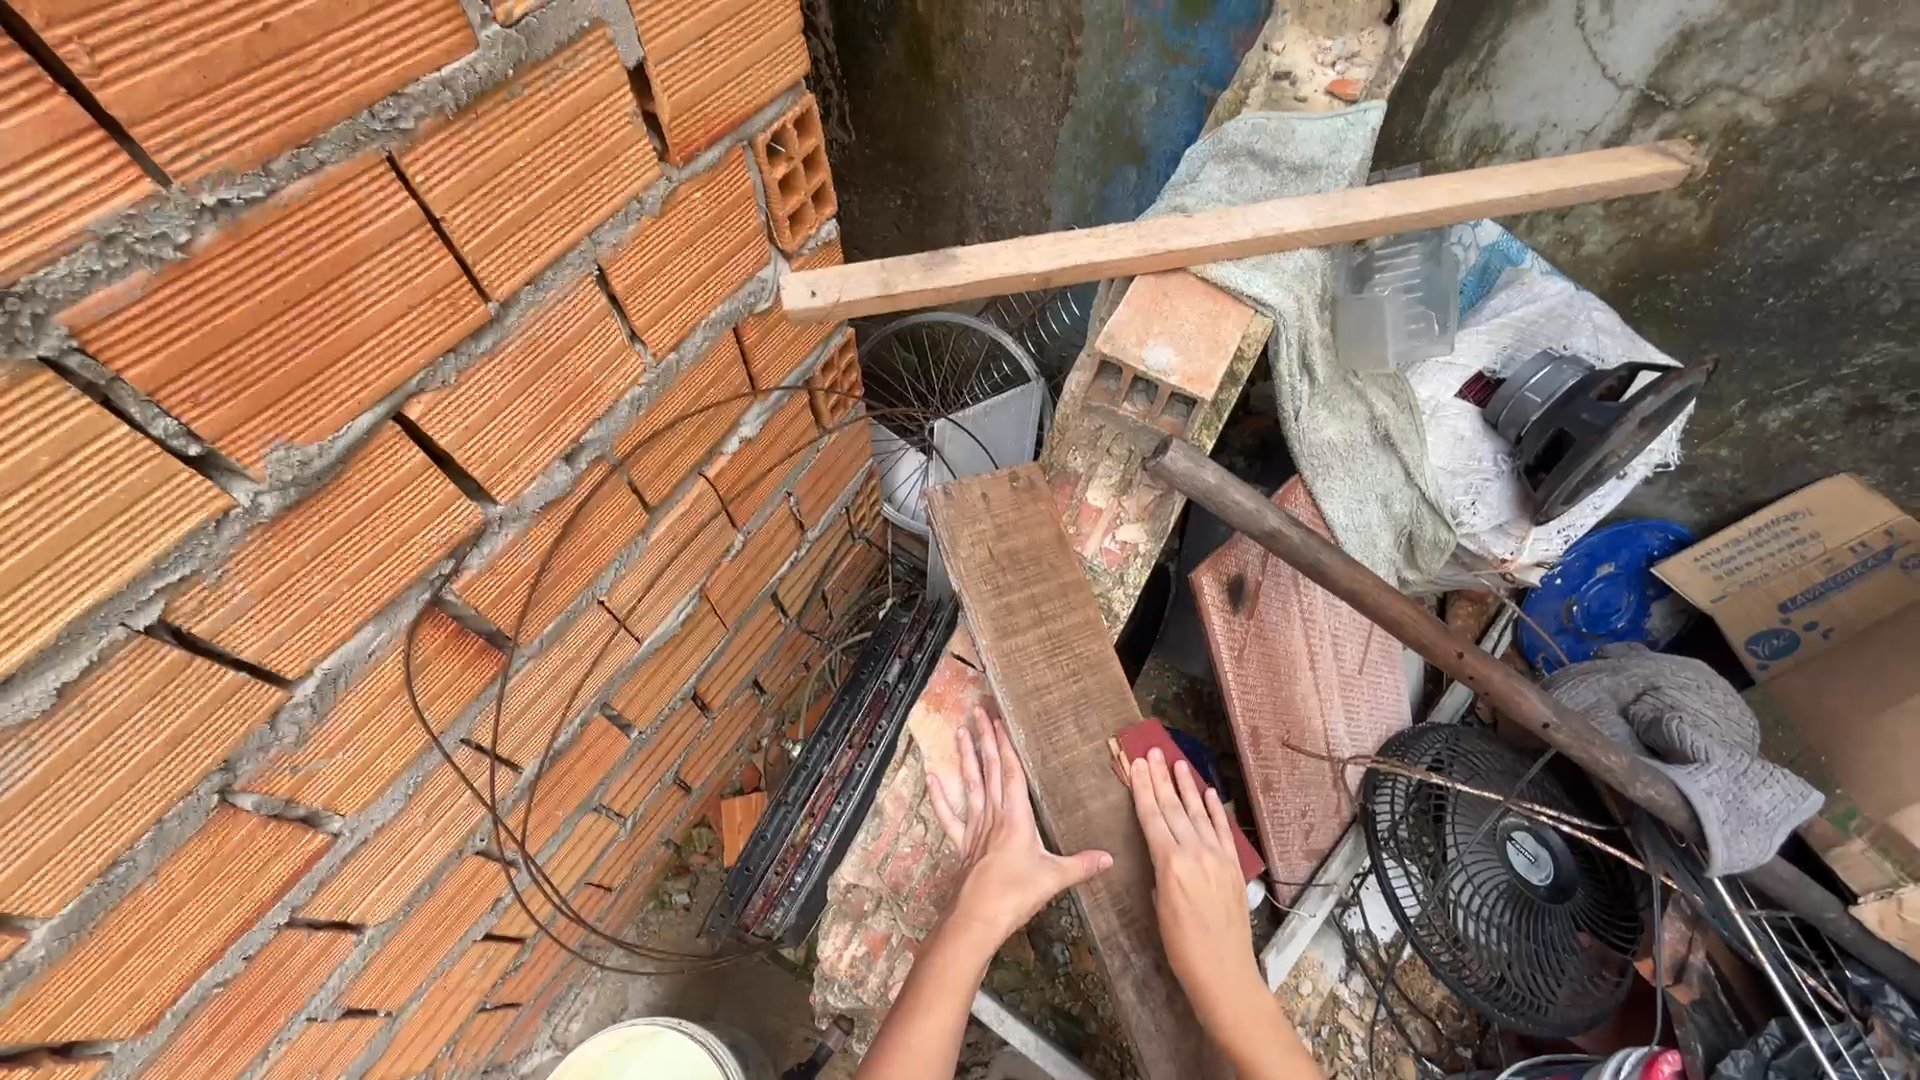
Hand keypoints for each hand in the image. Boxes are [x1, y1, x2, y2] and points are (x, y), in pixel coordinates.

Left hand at [928, 709, 1113, 942]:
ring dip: (965, 757)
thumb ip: (1081, 865)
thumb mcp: (1054, 878)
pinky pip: (949, 815)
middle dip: (985, 739)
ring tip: (959, 731)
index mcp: (1016, 817)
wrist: (978, 917)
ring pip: (970, 784)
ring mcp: (975, 828)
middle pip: (989, 769)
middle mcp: (994, 815)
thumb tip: (1109, 858)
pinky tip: (932, 777)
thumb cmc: (1015, 895)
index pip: (1011, 772)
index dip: (1006, 745)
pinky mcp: (962, 843)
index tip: (999, 720)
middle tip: (978, 711)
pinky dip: (940, 796)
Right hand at [1129, 748, 1262, 1024]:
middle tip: (1153, 752)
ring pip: (1198, 813)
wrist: (1224, 973)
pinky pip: (1222, 831)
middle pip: (1173, 808)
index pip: (1153, 816)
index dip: (1143, 788)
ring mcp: (1218, 858)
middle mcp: (1195, 853)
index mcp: (1170, 863)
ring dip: (1186, 786)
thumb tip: (1162, 856)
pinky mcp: (1234, 867)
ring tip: (1177, 762)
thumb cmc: (1181, 948)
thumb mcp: (1158, 906)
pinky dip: (1214, 810)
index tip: (1137, 764)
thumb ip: (1160, 873)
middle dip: (1161, 778)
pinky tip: (1208, 792)